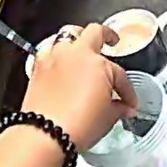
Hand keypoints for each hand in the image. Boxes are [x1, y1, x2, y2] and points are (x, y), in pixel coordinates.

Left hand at [20, 24, 136, 149]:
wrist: (44, 134)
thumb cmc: (78, 125)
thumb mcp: (107, 118)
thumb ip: (118, 107)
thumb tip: (122, 106)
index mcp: (99, 64)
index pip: (119, 74)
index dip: (126, 91)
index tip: (128, 103)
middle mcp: (77, 54)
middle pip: (95, 32)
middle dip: (106, 35)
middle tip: (111, 41)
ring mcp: (56, 57)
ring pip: (68, 35)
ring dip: (78, 40)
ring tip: (83, 49)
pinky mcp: (38, 67)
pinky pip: (48, 51)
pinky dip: (57, 55)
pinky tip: (61, 64)